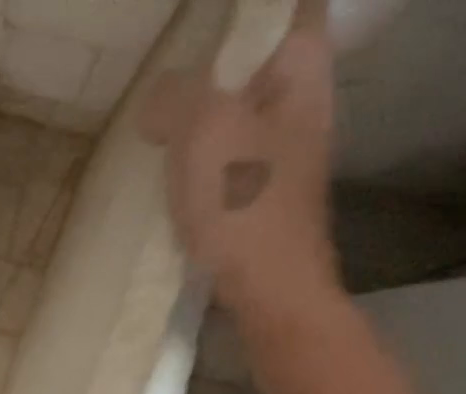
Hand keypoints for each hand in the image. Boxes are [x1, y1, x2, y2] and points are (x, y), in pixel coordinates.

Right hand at [142, 8, 339, 310]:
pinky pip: (230, 151)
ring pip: (243, 103)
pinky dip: (203, 147)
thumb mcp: (203, 128)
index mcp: (302, 70)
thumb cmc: (245, 204)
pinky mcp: (264, 192)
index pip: (293, 6)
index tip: (208, 17)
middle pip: (264, 51)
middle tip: (173, 55)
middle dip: (220, 51)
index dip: (253, 10)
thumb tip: (160, 106)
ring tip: (162, 104)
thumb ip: (177, 95)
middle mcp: (304, 103)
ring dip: (206, 102)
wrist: (272, 293)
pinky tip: (173, 160)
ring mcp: (286, 151)